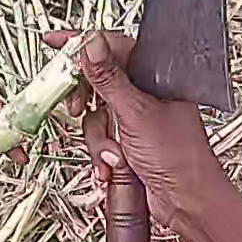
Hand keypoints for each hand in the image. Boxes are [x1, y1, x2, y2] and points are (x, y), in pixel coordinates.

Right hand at [46, 31, 232, 232]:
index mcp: (153, 74)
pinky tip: (112, 165)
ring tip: (112, 152)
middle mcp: (143, 91)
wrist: (186, 199)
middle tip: (78, 109)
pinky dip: (101, 152)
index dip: (81, 44)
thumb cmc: (179, 156)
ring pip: (94, 114)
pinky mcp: (126, 139)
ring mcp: (133, 117)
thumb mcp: (135, 112)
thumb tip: (90, 43)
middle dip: (85, 102)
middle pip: (96, 81)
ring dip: (97, 137)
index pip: (111, 46)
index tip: (55, 42)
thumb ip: (109, 77)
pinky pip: (99, 138)